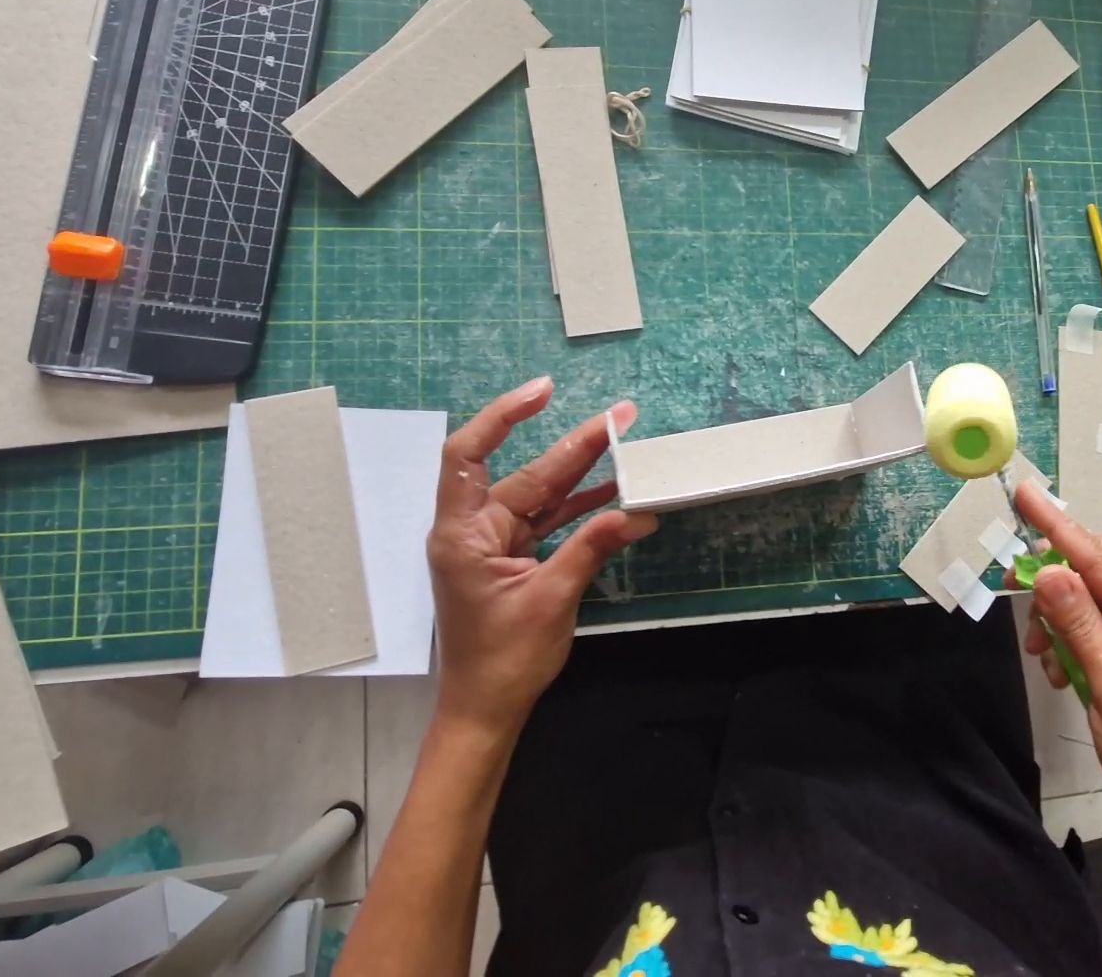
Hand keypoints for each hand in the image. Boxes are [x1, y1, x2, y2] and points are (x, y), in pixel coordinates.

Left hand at [427, 377, 657, 735]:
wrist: (487, 708)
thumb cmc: (504, 660)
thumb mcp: (551, 601)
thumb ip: (591, 549)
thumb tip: (637, 514)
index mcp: (464, 535)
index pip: (468, 456)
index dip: (503, 417)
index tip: (544, 393)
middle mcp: (475, 530)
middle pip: (526, 474)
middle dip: (574, 446)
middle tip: (621, 416)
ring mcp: (496, 544)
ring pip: (542, 496)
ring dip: (583, 473)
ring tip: (625, 444)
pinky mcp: (515, 559)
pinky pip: (550, 522)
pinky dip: (581, 509)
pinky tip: (614, 493)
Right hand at [1005, 482, 1101, 860]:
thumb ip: (1080, 624)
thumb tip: (1049, 570)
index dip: (1059, 527)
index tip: (1026, 493)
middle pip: (1101, 572)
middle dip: (1056, 577)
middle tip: (1015, 586)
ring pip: (1095, 602)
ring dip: (1060, 618)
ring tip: (1042, 654)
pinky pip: (1099, 630)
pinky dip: (1072, 641)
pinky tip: (1060, 669)